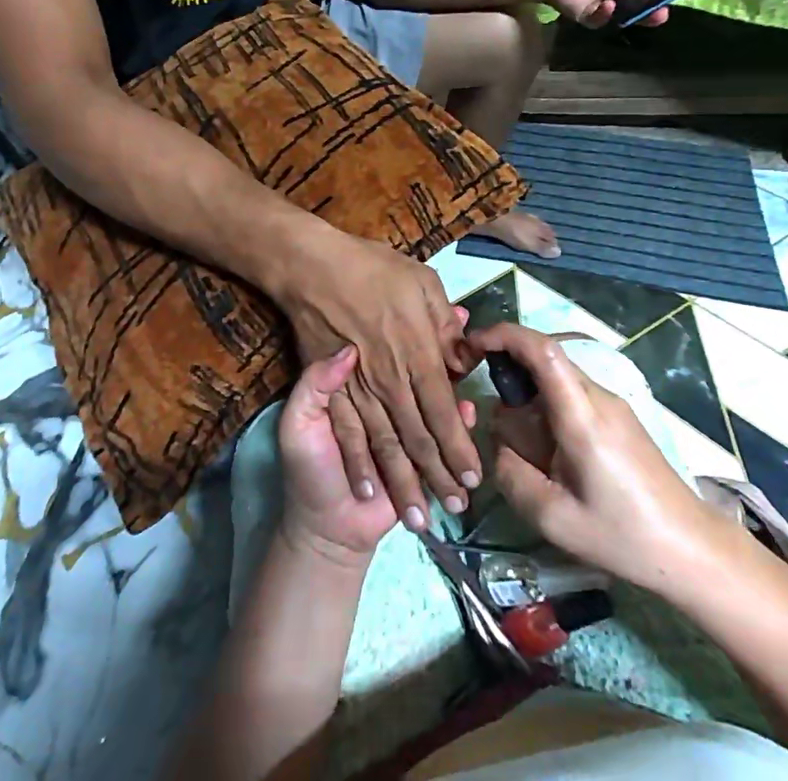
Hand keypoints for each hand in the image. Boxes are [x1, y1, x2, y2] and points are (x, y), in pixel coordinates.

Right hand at [279, 232, 478, 530]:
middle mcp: (390, 383)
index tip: (475, 476)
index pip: (444, 412)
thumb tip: (465, 356)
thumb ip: (444, 324)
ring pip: (387, 448)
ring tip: (422, 520)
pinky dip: (359, 468)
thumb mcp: (422, 283)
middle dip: (439, 476)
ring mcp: (358, 393)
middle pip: (419, 439)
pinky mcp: (331, 394)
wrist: (312, 268)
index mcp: (416, 356)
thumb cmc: (373, 271)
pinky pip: (347, 438)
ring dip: (404, 485)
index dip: (459, 446)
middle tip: (458, 508)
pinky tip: (368, 495)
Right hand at [469, 322, 717, 592]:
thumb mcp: (552, 517)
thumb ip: (511, 474)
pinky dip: (547, 415)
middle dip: (511, 379)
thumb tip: (498, 444)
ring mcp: (612, 407)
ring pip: (556, 384)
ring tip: (526, 456)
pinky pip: (571, 400)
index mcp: (583, 417)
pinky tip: (547, 457)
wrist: (688, 548)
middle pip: (545, 364)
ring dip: (530, 406)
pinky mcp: (618, 420)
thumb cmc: (621, 536)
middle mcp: (599, 399)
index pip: (544, 351)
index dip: (506, 335)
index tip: (474, 342)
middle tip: (492, 425)